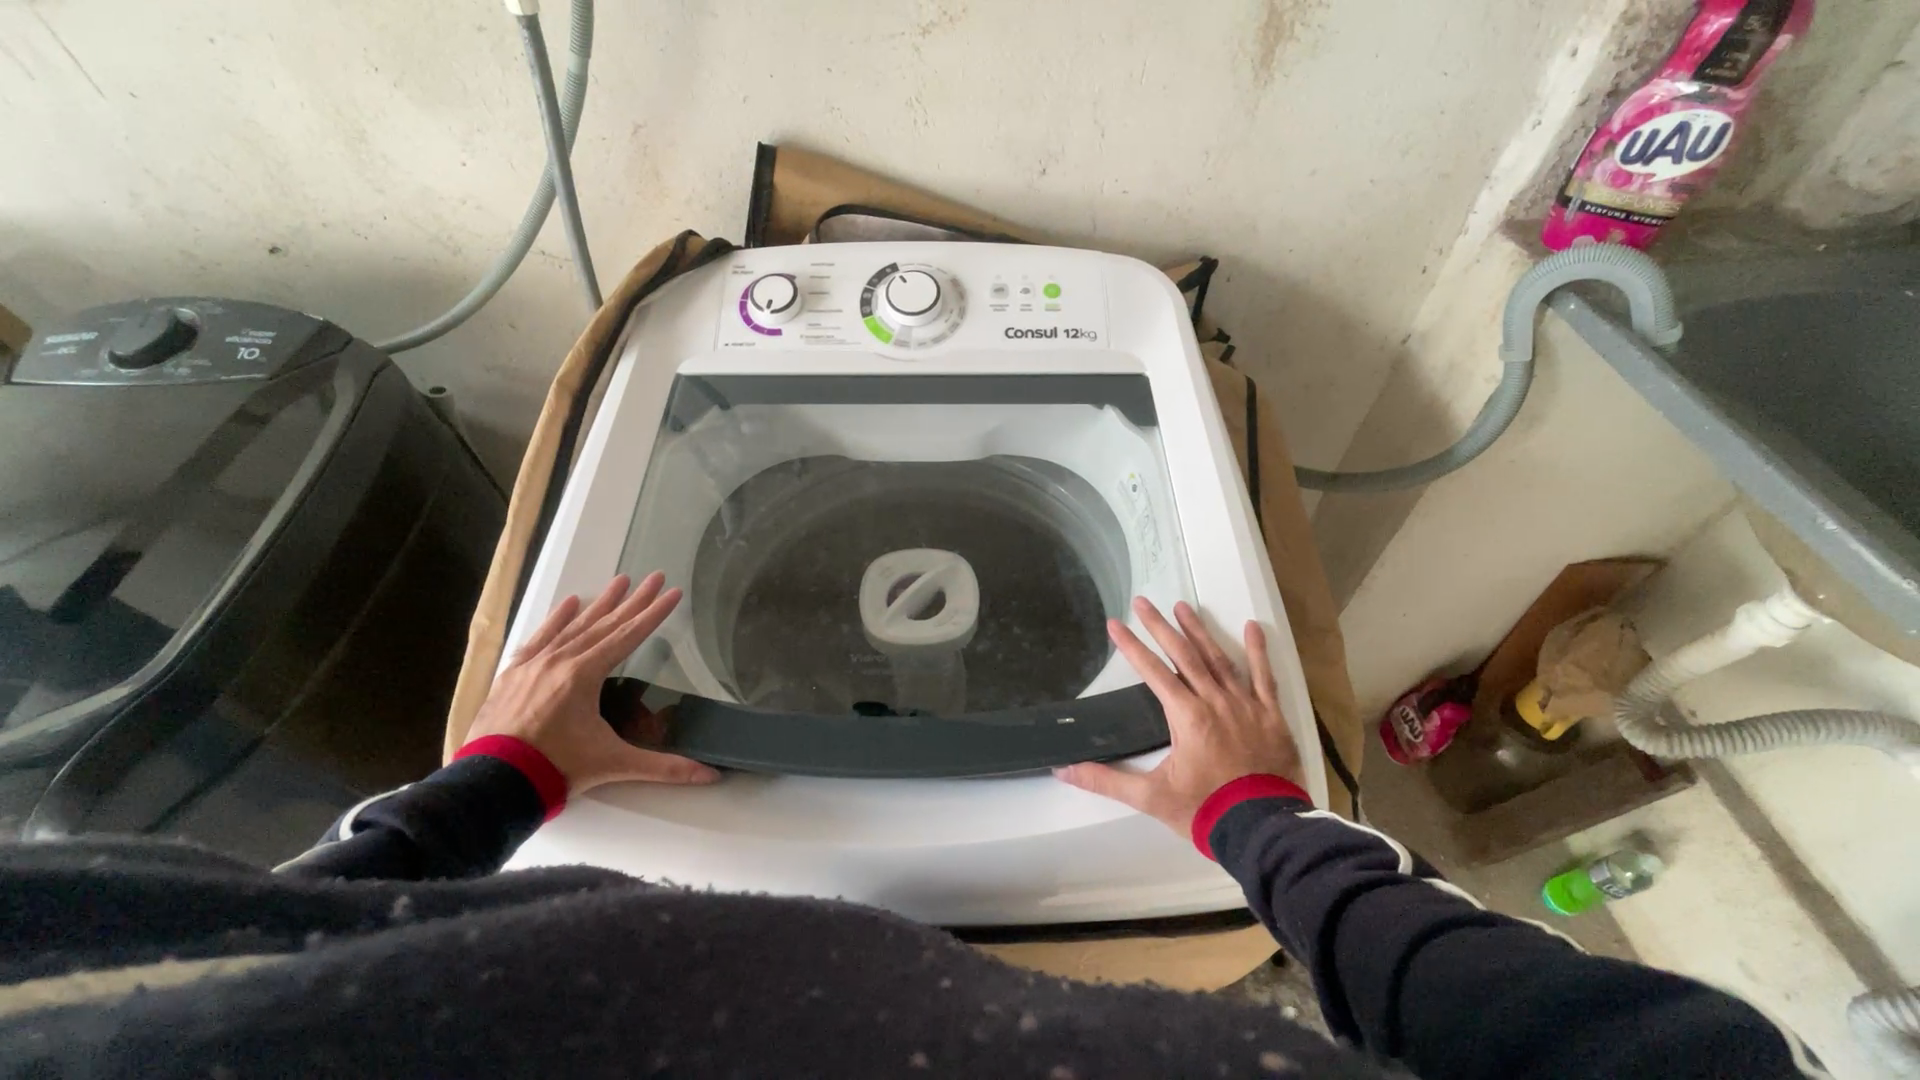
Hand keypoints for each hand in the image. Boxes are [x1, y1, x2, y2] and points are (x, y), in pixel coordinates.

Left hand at [466, 573, 720, 794]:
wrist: (491, 783)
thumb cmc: (556, 769)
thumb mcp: (613, 764)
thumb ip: (663, 767)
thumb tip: (710, 776)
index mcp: (585, 675)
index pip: (629, 637)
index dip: (655, 614)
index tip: (672, 592)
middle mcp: (560, 661)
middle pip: (606, 624)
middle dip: (634, 600)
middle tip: (654, 576)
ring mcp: (533, 665)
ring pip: (574, 626)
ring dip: (600, 604)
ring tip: (620, 580)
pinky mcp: (513, 674)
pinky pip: (540, 638)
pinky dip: (556, 620)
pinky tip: (569, 603)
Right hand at [1055, 598, 1302, 833]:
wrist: (1263, 828)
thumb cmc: (1205, 810)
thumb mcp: (1150, 798)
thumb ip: (1106, 781)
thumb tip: (1063, 770)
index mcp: (1186, 716)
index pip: (1153, 672)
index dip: (1131, 646)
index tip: (1115, 623)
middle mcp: (1215, 701)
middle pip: (1184, 655)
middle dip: (1160, 627)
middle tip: (1143, 601)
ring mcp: (1246, 705)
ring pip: (1219, 659)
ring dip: (1199, 631)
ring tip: (1182, 606)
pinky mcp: (1271, 715)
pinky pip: (1265, 677)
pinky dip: (1257, 651)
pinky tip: (1251, 627)